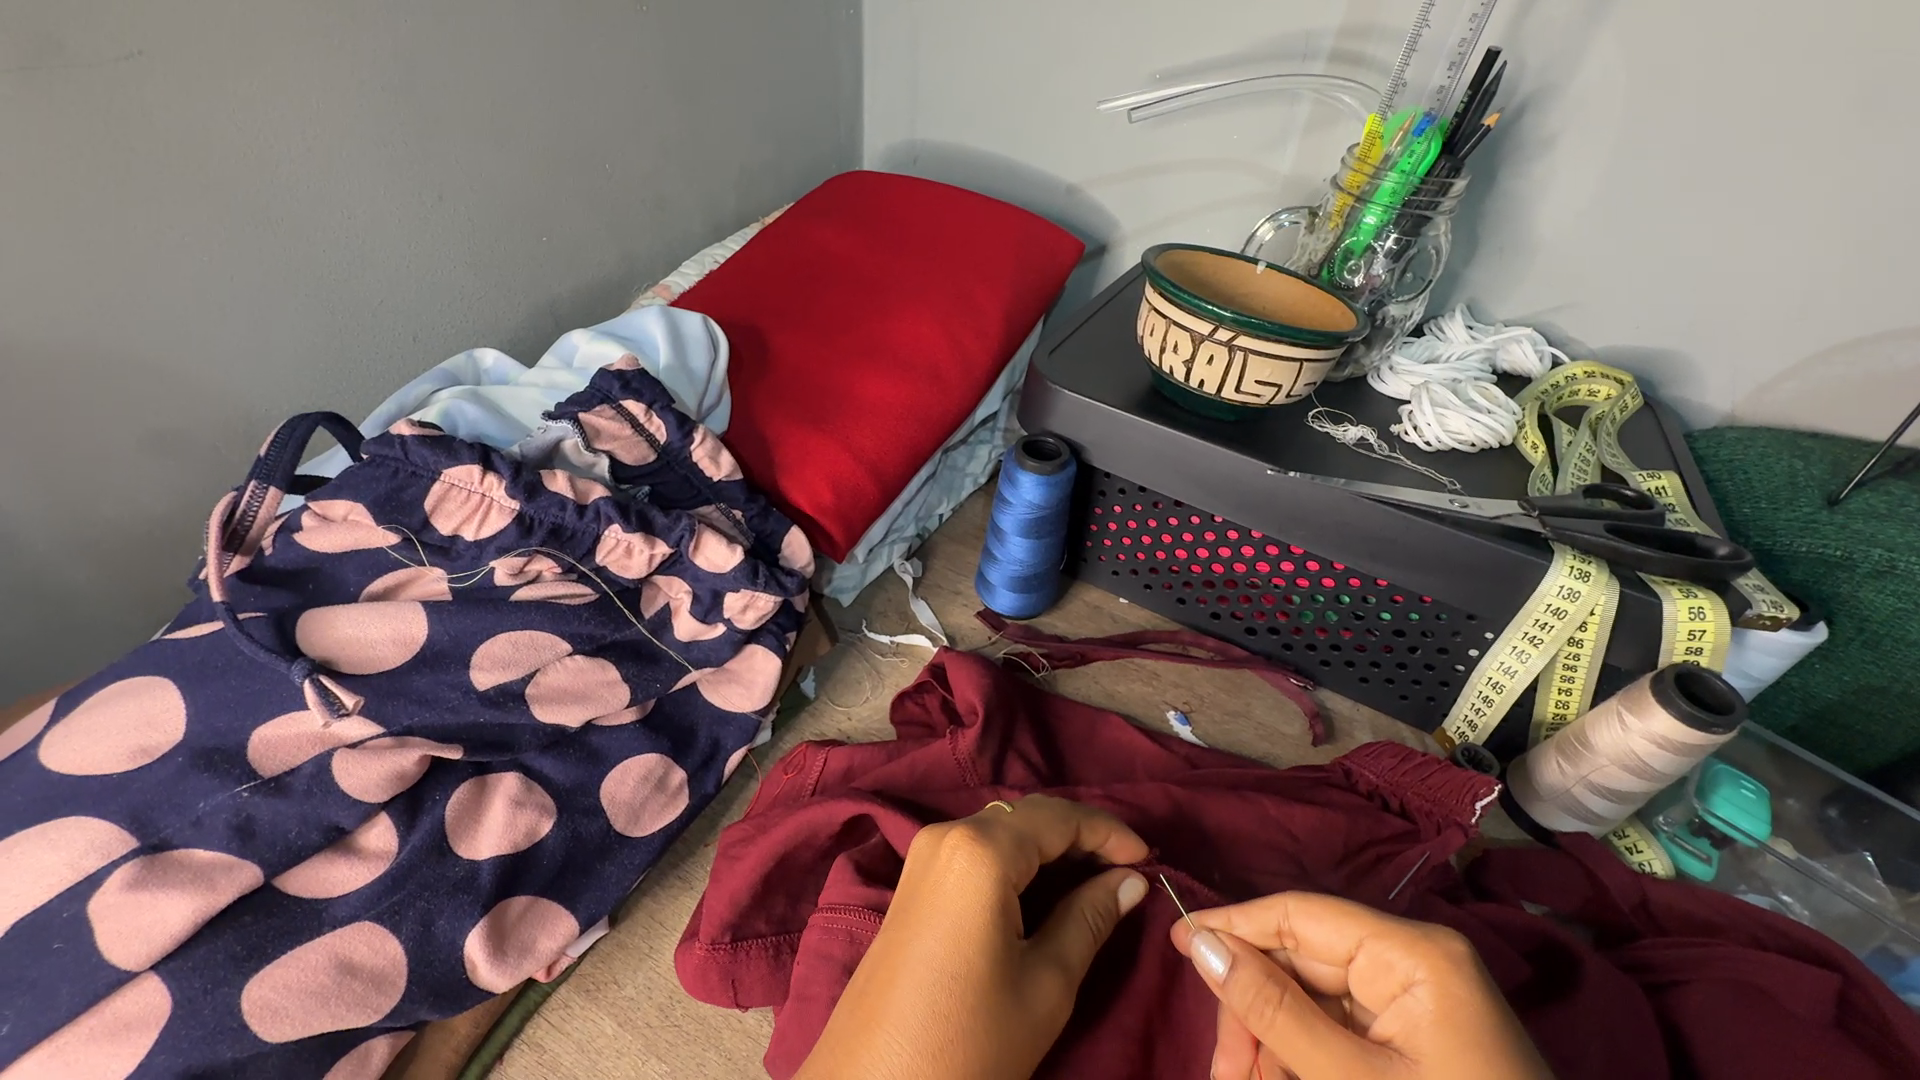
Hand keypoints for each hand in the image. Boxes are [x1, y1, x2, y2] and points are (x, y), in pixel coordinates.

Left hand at [796, 795, 1150, 1079]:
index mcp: (980, 850)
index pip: (1059, 817)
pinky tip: (1044, 887)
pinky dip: (1017, 859)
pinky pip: (977, 849)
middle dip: (1080, 835)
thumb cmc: (970, 1038)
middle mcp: (947, 834)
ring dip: (1049, 845)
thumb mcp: (1046, 983)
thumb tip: (1129, 880)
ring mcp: (924, 855)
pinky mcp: (913, 880)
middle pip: (1027, 816)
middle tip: (1126, 871)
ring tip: (1095, 878)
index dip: (1109, 832)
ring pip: (1002, 829)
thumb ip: (1090, 918)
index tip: (1150, 860)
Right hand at [1170, 892, 1551, 1079]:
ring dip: (1272, 1043)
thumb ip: (1276, 1012)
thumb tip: (1203, 943)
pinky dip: (1302, 1058)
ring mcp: (1415, 1001)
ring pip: (1311, 999)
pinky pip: (1337, 1031)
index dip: (1234, 923)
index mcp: (1411, 954)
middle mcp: (1412, 962)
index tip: (1176, 942)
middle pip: (1301, 960)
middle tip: (1224, 1074)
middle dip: (1254, 1012)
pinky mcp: (1415, 1038)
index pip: (1299, 914)